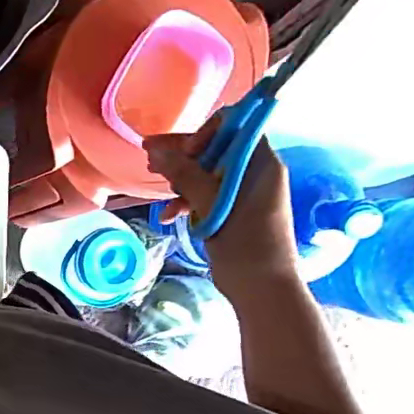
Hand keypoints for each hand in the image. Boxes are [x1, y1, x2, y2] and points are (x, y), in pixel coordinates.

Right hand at [145, 117, 300, 289]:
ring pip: (206, 173)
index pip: (234, 127)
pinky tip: (169, 216)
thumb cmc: (245, 243)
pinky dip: (187, 200)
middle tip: (151, 162)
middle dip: (182, 156)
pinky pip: (207, 194)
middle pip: (215, 149)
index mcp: (260, 163)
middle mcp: (255, 172)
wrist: (263, 287)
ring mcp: (244, 192)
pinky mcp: (233, 210)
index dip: (205, 133)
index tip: (183, 152)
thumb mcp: (212, 205)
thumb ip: (185, 175)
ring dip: (181, 180)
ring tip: (158, 189)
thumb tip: (156, 149)